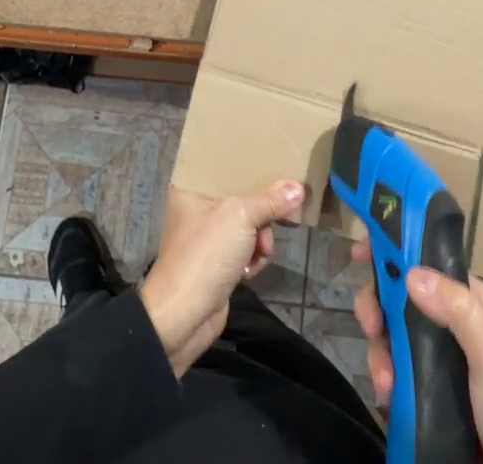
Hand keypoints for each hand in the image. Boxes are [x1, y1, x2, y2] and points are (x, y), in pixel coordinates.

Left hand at [138, 180, 304, 375]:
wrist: (184, 316)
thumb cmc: (205, 256)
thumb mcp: (239, 218)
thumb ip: (269, 201)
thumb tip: (298, 187)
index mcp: (192, 187)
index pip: (228, 167)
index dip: (254, 169)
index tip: (281, 169)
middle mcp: (197, 207)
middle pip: (242, 197)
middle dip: (262, 214)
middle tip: (276, 222)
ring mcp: (207, 237)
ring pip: (248, 225)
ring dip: (259, 240)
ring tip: (259, 253)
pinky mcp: (217, 262)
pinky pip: (245, 249)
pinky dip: (252, 258)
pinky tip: (249, 271)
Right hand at [351, 243, 482, 463]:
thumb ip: (457, 310)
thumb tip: (412, 274)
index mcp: (467, 299)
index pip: (425, 259)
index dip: (392, 250)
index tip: (360, 252)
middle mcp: (446, 318)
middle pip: (396, 293)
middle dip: (376, 306)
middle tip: (369, 324)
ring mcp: (431, 350)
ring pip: (387, 330)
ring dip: (378, 350)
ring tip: (385, 380)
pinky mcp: (419, 380)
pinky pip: (388, 363)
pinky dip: (381, 374)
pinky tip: (388, 393)